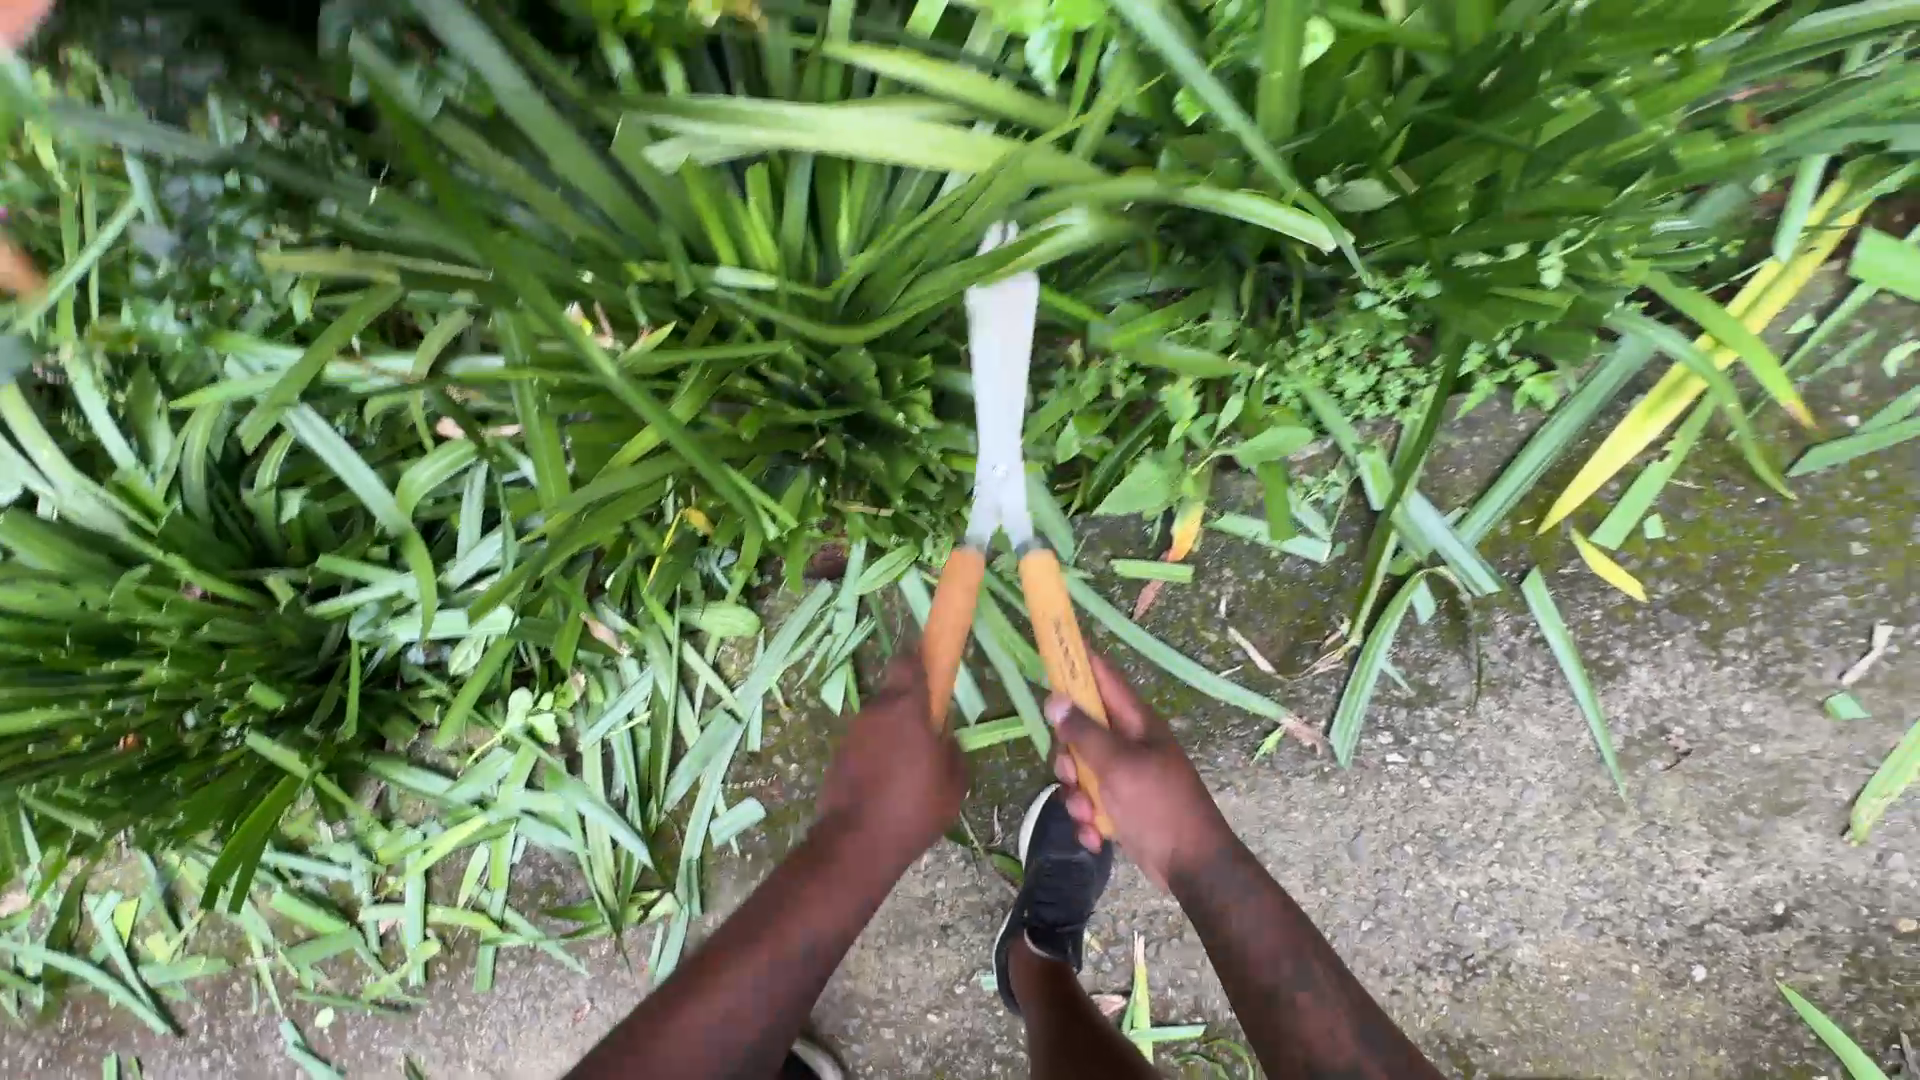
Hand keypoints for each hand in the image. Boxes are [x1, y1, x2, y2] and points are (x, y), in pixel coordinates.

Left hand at [816, 655, 967, 865]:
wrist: (857, 843)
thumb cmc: (914, 807)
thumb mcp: (955, 782)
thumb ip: (954, 750)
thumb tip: (945, 739)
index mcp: (906, 708)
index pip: (907, 661)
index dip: (919, 659)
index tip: (932, 668)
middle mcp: (876, 711)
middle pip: (893, 691)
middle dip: (909, 704)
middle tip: (927, 733)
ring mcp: (852, 732)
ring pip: (878, 718)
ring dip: (892, 731)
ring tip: (908, 766)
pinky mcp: (838, 754)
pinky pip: (865, 742)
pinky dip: (876, 752)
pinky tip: (887, 782)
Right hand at [1045, 653, 1232, 890]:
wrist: (1192, 867)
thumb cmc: (1160, 806)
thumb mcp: (1118, 766)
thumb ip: (1083, 732)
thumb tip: (1054, 698)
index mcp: (1135, 721)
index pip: (1102, 677)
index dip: (1077, 661)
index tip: (1049, 652)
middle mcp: (1128, 741)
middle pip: (1079, 729)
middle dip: (1067, 756)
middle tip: (1070, 773)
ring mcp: (1124, 773)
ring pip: (1079, 769)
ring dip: (1076, 795)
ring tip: (1088, 815)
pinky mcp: (1120, 803)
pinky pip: (1089, 799)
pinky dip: (1088, 818)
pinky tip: (1096, 835)